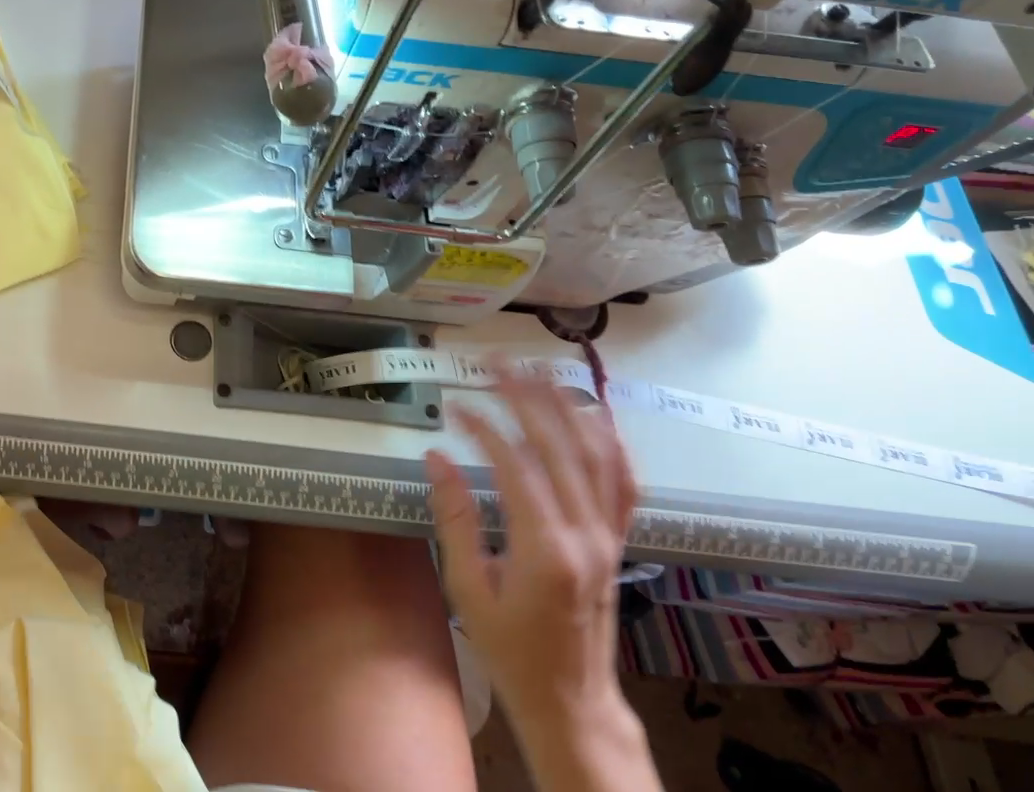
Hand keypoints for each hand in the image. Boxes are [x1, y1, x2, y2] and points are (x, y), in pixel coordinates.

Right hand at [426, 369, 656, 791]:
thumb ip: (455, 519)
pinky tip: (592, 415)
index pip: (516, 466)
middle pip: (561, 447)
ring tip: (541, 371)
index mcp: (546, 548)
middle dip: (528, 398)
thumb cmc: (509, 648)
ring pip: (598, 455)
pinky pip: (622, 480)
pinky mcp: (617, 539)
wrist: (571, 697)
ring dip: (569, 407)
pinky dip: (608, 440)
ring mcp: (609, 535)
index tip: (455, 405)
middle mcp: (587, 533)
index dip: (484, 427)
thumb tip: (437, 459)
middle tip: (496, 363)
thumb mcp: (467, 588)